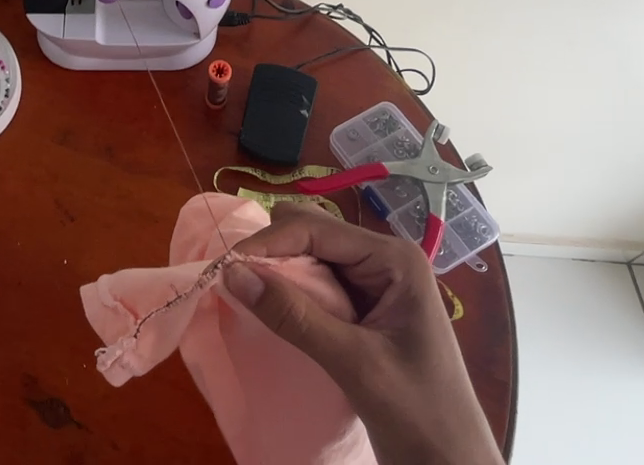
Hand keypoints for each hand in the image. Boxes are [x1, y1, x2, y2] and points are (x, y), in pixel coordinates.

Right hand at [226, 203, 502, 464]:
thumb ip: (295, 316)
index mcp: (394, 258)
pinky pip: (315, 281)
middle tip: (234, 280)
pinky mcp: (363, 305)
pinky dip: (288, 289)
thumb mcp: (355, 365)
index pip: (316, 228)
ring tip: (246, 293)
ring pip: (308, 254)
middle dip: (271, 250)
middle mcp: (383, 258)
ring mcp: (374, 281)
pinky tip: (271, 307)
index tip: (223, 265)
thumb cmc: (420, 415)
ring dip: (277, 270)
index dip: (268, 241)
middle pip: (310, 231)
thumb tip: (232, 272)